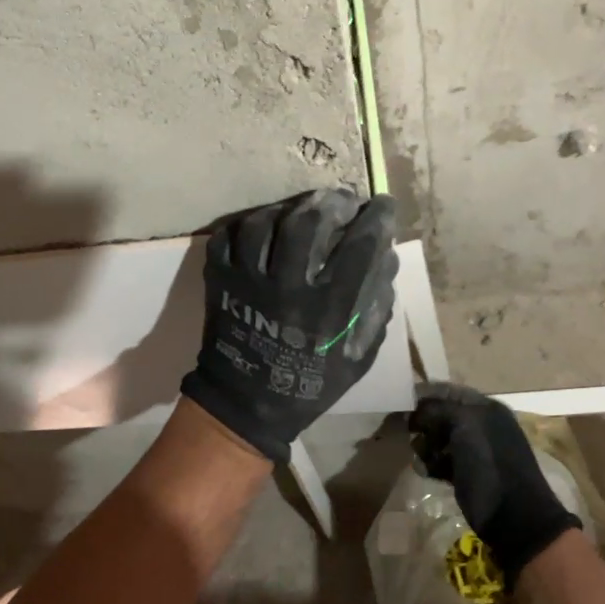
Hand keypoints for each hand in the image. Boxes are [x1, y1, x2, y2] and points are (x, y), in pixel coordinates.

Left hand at [179, 189, 398, 462]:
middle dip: (332, 202)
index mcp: (328, 309)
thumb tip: (386, 255)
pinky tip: (265, 226)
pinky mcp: (218, 279)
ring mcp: (247, 280)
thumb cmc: (312, 380)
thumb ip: (377, 305)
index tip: (384, 204)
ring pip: (266, 222)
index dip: (377, 218)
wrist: (245, 404)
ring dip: (288, 208)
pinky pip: (230, 235)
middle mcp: (288, 288)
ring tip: (302, 209)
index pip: (360, 246)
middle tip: (342, 199)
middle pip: (309, 223)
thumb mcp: (359, 355)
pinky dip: (249, 223)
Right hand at [410, 384, 582, 582]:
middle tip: (411, 433)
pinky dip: (431, 464)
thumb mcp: (463, 425)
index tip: (404, 405)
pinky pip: (442, 461)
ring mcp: (475, 451)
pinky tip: (425, 471)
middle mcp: (480, 425)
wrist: (514, 518)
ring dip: (426, 445)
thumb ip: (437, 409)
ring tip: (422, 456)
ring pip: (440, 438)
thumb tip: (416, 412)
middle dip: (424, 423)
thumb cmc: (489, 463)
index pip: (447, 391)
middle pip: (442, 414)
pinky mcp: (468, 474)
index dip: (425, 395)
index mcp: (485, 408)